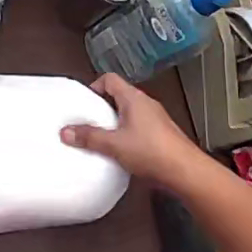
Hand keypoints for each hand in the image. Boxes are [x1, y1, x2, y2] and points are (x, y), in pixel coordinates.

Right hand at [60, 74, 200, 185]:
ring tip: (102, 139)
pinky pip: (138, 127)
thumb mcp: (113, 145)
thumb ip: (88, 137)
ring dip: (114, 123)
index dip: (94, 87)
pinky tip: (120, 153)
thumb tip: (66, 132)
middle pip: (118, 96)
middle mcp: (146, 104)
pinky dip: (126, 135)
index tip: (84, 103)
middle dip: (102, 108)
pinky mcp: (161, 134)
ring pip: (129, 113)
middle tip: (88, 123)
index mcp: (133, 98)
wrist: (185, 172)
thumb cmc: (152, 151)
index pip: (110, 79)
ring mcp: (155, 119)